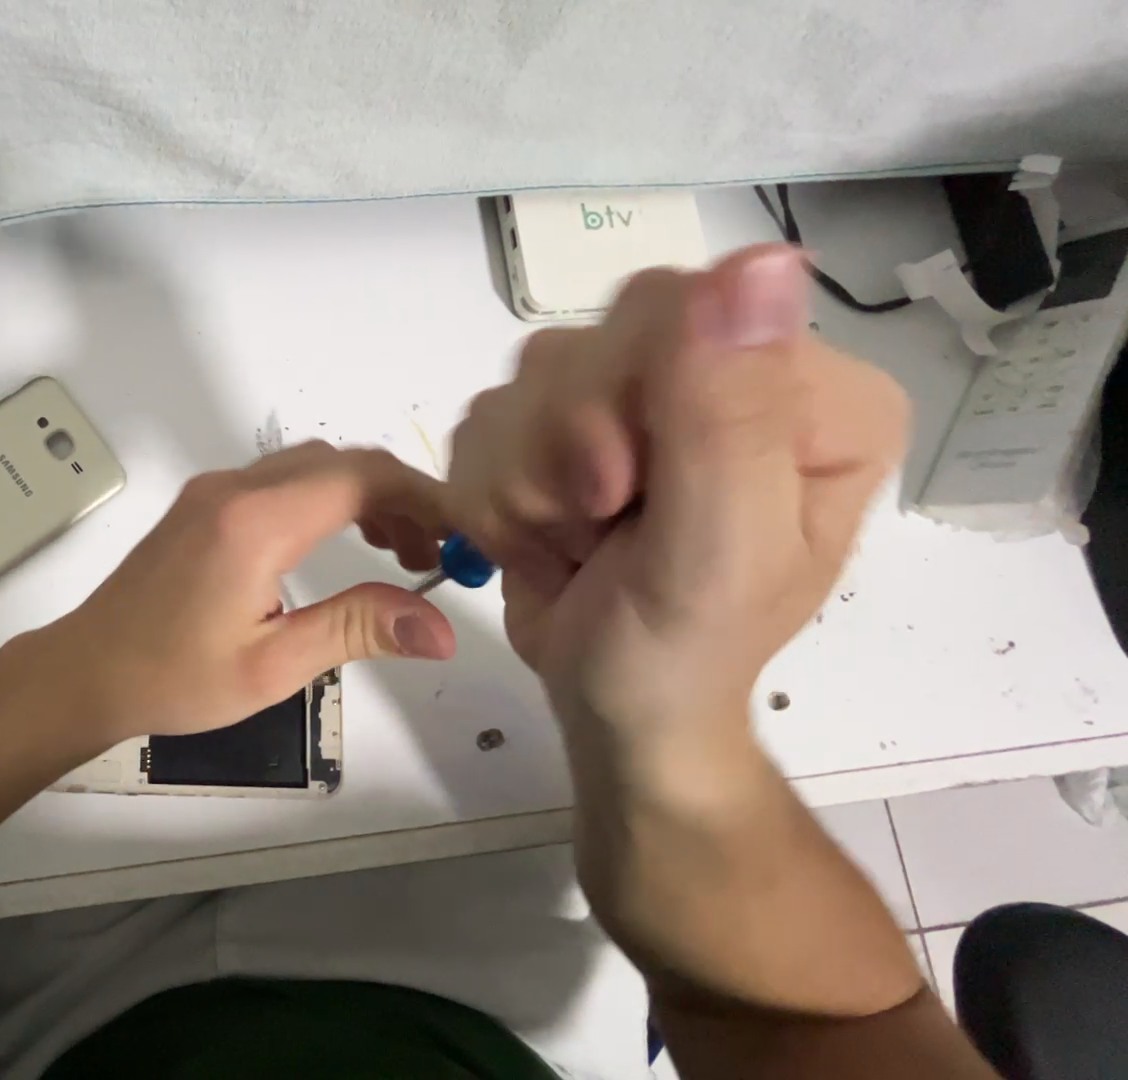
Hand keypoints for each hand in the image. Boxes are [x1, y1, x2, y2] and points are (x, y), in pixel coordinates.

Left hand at [40, 442, 456, 743]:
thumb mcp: (272, 665)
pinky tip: (338, 543)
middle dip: (399, 496)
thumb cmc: (174, 677)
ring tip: (399, 551)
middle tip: (435, 553)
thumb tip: (440, 629)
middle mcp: (233, 489)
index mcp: (254, 522)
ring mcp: (212, 491)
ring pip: (309, 467)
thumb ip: (356, 630)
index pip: (362, 477)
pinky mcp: (202, 505)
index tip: (464, 532)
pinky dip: (323, 499)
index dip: (424, 496)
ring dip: (362, 495)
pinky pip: (278, 481)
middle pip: (339, 462)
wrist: (89, 669)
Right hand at [445, 246, 906, 738]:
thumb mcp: (719, 550)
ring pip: (516, 388)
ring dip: (522, 488)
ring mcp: (626, 404)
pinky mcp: (556, 434)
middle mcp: (713, 376)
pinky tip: (539, 540)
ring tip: (572, 547)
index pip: (670, 307)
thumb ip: (729, 416)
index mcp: (795, 388)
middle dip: (559, 456)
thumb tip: (755, 261)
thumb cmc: (679, 647)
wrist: (611, 701)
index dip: (613, 398)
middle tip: (597, 531)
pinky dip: (490, 498)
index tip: (619, 492)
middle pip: (579, 345)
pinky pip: (479, 426)